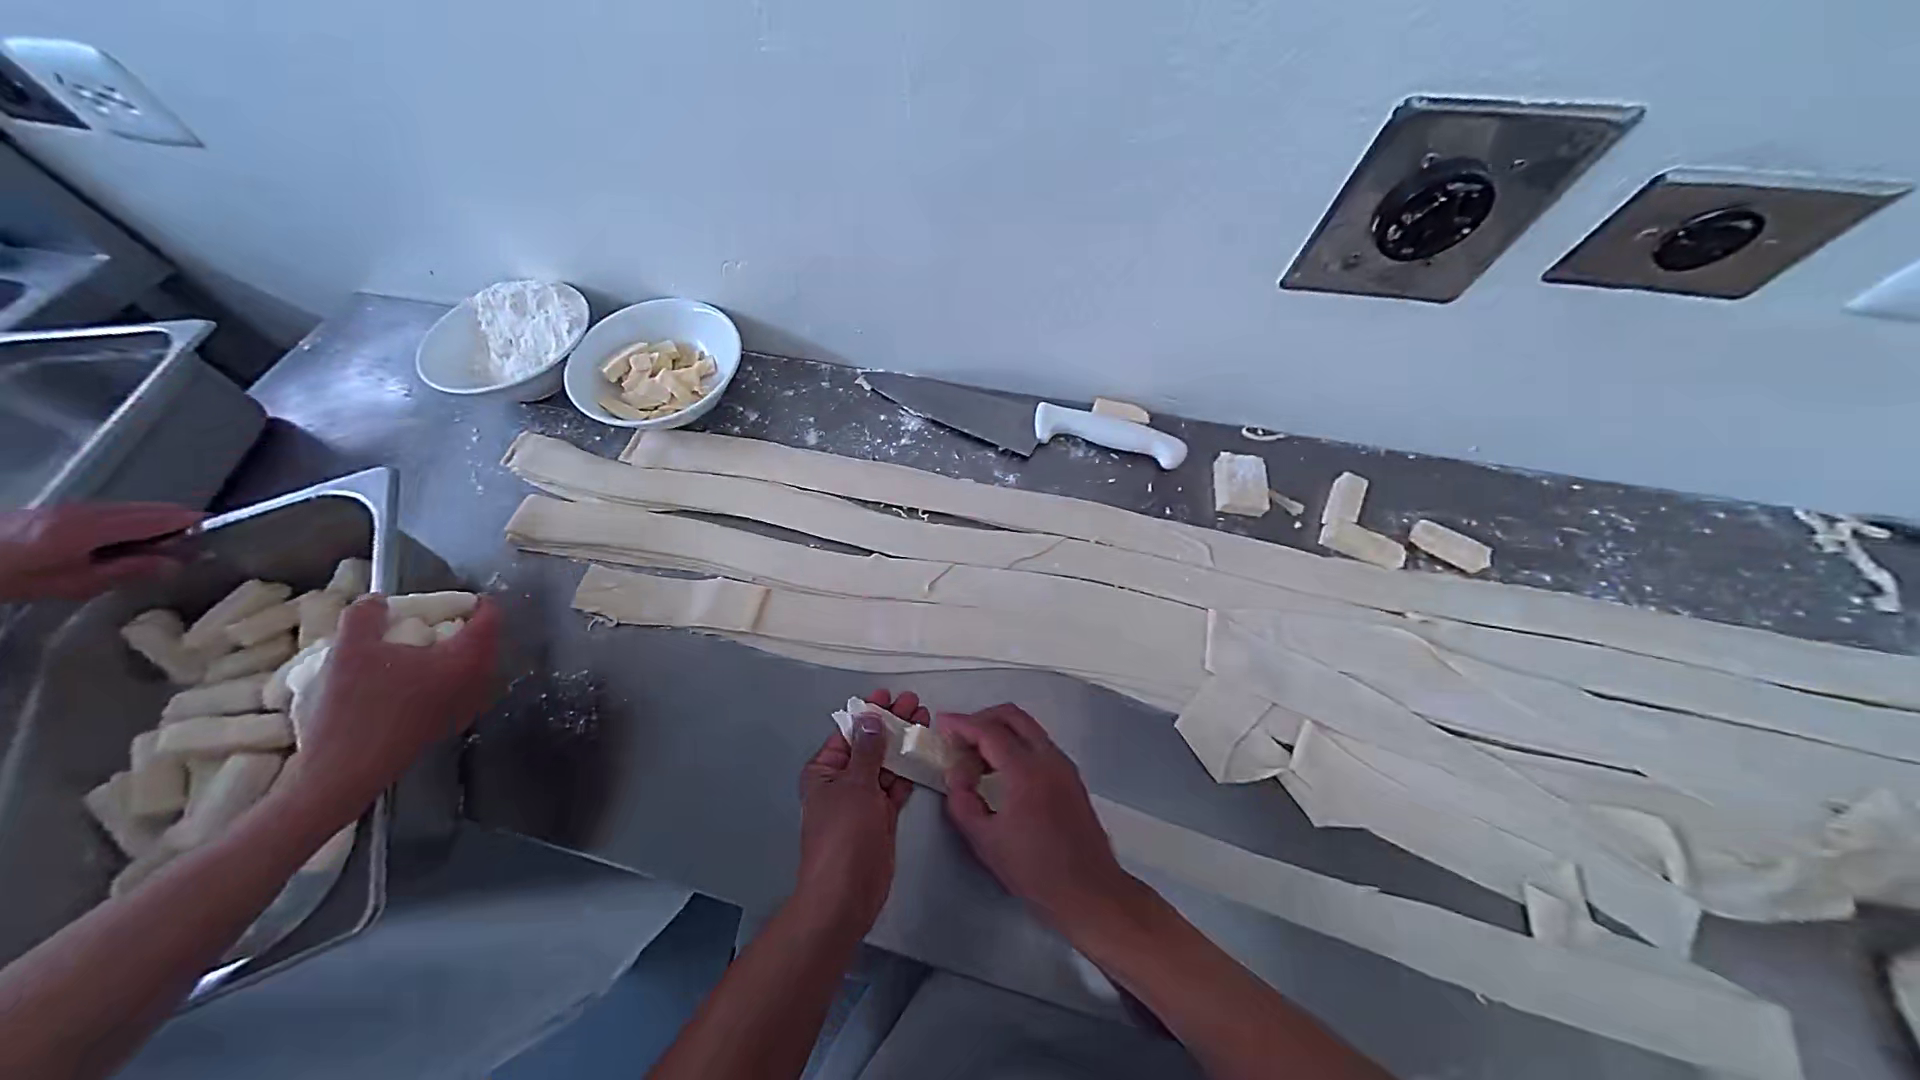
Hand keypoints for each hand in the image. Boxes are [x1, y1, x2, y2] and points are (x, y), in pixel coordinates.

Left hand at [0, 503, 202, 602]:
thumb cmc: (8, 577)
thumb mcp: (70, 583)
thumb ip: (126, 570)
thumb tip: (177, 563)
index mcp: (96, 526)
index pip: (166, 517)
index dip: (198, 525)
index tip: (224, 540)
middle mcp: (90, 509)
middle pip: (155, 509)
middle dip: (183, 526)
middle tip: (200, 551)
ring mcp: (75, 507)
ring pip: (137, 510)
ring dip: (160, 526)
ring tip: (170, 552)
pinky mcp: (62, 511)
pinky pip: (117, 513)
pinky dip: (137, 526)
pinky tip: (134, 546)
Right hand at [281, 594, 501, 821]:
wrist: (345, 772)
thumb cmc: (356, 707)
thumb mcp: (352, 649)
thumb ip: (365, 615)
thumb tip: (376, 600)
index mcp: (469, 658)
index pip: (489, 617)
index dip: (474, 602)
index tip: (450, 597)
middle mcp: (479, 680)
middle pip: (483, 640)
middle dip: (460, 626)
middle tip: (428, 619)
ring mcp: (468, 705)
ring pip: (470, 665)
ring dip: (449, 651)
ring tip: (414, 645)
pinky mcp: (450, 722)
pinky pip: (457, 686)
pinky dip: (442, 674)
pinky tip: (409, 676)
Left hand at [793, 689, 921, 935]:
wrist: (846, 894)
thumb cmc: (843, 835)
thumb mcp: (855, 786)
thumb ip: (867, 750)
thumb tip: (870, 718)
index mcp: (824, 771)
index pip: (848, 733)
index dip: (869, 713)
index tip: (889, 695)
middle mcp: (842, 782)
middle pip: (870, 746)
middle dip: (891, 724)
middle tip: (916, 704)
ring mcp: (863, 800)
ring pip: (886, 764)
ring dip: (903, 744)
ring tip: (925, 721)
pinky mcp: (881, 816)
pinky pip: (896, 786)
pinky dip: (908, 770)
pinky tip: (924, 753)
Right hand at [939, 704, 1136, 925]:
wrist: (1089, 892)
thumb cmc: (1036, 871)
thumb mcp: (986, 841)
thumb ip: (963, 803)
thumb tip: (957, 778)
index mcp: (1026, 771)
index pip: (989, 731)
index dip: (962, 724)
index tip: (943, 724)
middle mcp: (1049, 759)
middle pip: (1012, 716)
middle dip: (981, 718)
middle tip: (959, 736)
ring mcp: (1063, 766)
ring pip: (1028, 728)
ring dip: (1000, 731)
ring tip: (976, 757)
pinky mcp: (1070, 776)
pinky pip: (1038, 744)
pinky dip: (1016, 744)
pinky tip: (1001, 770)